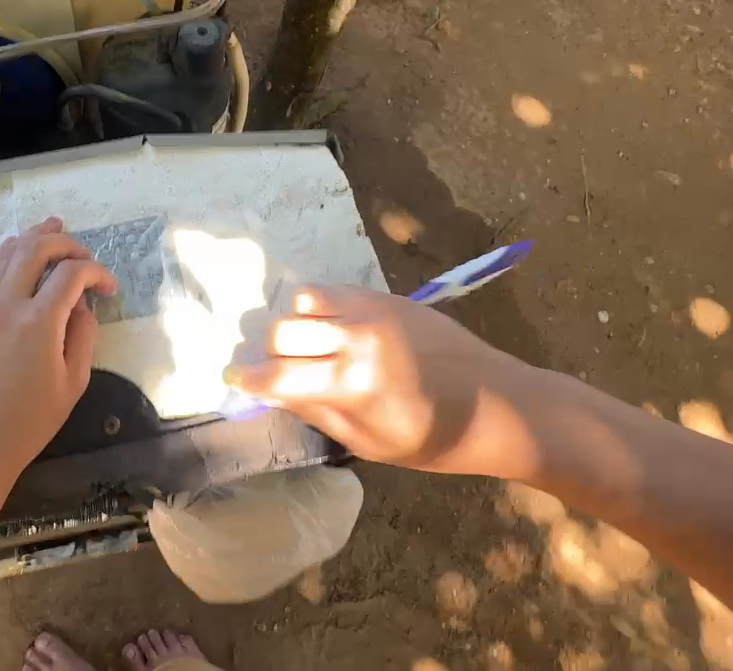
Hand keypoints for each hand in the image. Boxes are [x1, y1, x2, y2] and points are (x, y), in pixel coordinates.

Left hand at [0, 218, 117, 488]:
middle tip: (84, 252)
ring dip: (33, 237)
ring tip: (53, 227)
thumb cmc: (25, 424)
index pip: (72, 273)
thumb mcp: (72, 385)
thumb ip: (83, 336)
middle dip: (65, 242)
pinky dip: (7, 254)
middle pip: (36, 248)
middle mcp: (5, 303)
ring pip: (6, 252)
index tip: (109, 287)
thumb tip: (83, 305)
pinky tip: (17, 252)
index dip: (97, 272)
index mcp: (37, 322)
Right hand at [225, 285, 553, 478]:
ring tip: (305, 342)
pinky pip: (332, 289)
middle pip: (283, 330)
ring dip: (293, 322)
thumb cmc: (435, 439)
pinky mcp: (384, 295)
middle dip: (269, 351)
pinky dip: (318, 305)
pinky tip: (328, 325)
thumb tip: (274, 390)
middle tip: (277, 366)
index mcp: (353, 385)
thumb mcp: (371, 443)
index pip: (279, 374)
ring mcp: (371, 310)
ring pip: (302, 299)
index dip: (249, 377)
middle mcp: (356, 338)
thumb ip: (318, 411)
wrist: (498, 402)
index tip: (233, 377)